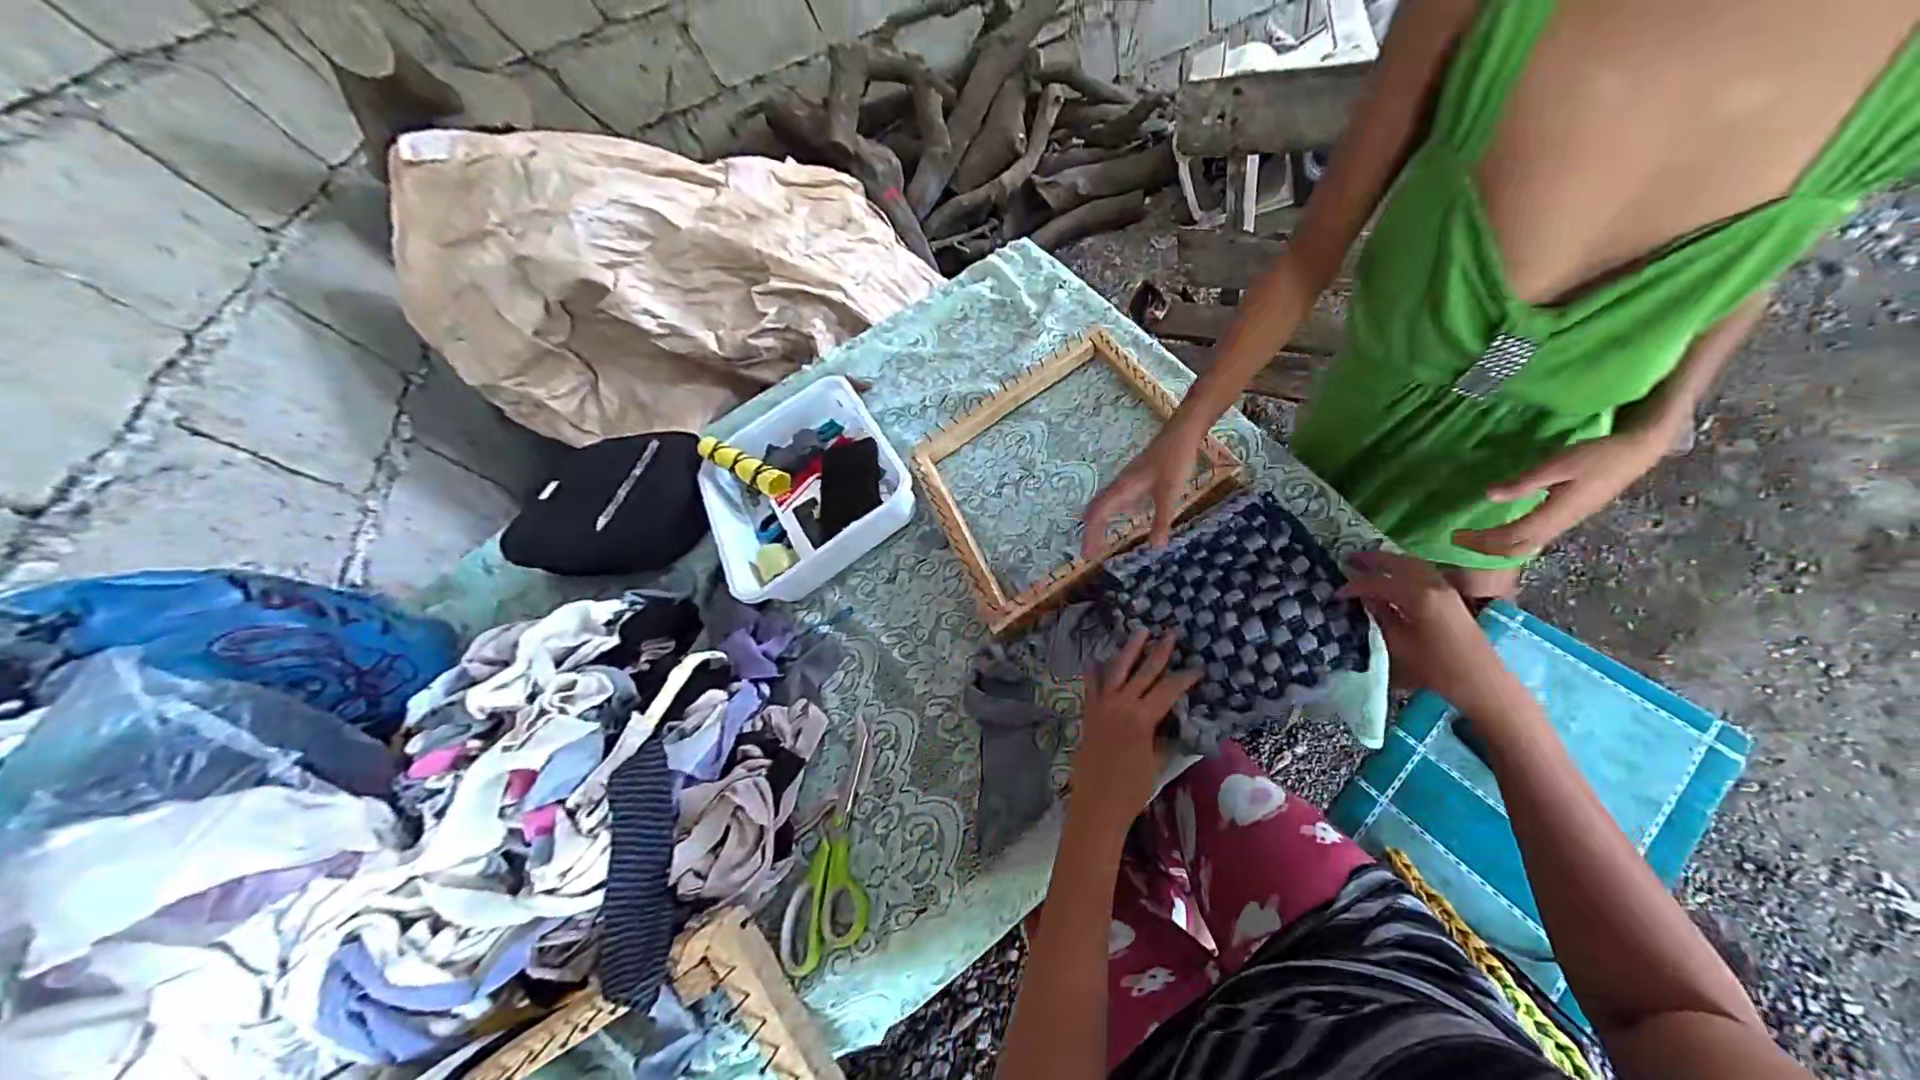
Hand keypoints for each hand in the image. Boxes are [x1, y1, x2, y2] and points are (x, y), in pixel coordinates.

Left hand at [1069, 631, 1200, 830]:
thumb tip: (1176, 721)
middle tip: (1170, 634)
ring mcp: (1101, 706)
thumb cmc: (1133, 787)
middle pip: (1143, 672)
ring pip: (1116, 669)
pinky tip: (1095, 659)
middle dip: (1158, 652)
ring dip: (1129, 650)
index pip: (1168, 689)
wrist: (1097, 803)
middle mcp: (1120, 704)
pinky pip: (1091, 686)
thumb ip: (1166, 737)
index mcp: (1141, 717)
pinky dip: (1095, 671)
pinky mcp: (1088, 713)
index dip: (1185, 677)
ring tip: (1140, 632)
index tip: (1199, 667)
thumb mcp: (1158, 761)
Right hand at [1081, 418, 1207, 556]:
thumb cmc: (1174, 460)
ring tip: (1099, 539)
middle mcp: (1119, 486)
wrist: (1182, 432)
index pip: (1098, 516)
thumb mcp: (1170, 492)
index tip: (1087, 555)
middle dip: (1090, 531)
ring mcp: (1126, 480)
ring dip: (1098, 521)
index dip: (1091, 536)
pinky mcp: (1135, 478)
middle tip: (1090, 551)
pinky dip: (1110, 513)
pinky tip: (1124, 517)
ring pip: (1103, 503)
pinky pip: (1114, 499)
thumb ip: (1161, 520)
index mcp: (1122, 490)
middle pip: (1095, 510)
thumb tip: (1154, 547)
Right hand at [1336, 552, 1517, 717]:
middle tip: (1347, 560)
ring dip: (1388, 561)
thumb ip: (1381, 615)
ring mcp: (1445, 587)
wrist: (1480, 680)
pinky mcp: (1450, 595)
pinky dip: (1403, 568)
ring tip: (1367, 563)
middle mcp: (1432, 583)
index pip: (1377, 582)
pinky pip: (1422, 571)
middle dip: (1371, 559)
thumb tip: (1364, 599)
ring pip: (1412, 563)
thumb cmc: (1436, 667)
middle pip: (1397, 562)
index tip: (1336, 594)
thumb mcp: (1399, 642)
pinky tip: (1393, 575)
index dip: (1354, 586)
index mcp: (1418, 595)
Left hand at [1452, 424, 1672, 557]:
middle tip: (1457, 539)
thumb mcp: (1556, 464)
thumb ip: (1523, 483)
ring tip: (1473, 538)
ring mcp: (1565, 523)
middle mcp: (1559, 524)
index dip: (1481, 539)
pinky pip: (1534, 537)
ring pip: (1526, 545)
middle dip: (1485, 548)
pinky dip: (1511, 540)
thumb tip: (1488, 496)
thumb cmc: (1596, 455)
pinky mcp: (1568, 517)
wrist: (1636, 452)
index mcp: (1554, 513)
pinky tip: (1499, 532)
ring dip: (1497, 546)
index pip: (1510, 536)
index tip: (1456, 535)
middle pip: (1516, 547)